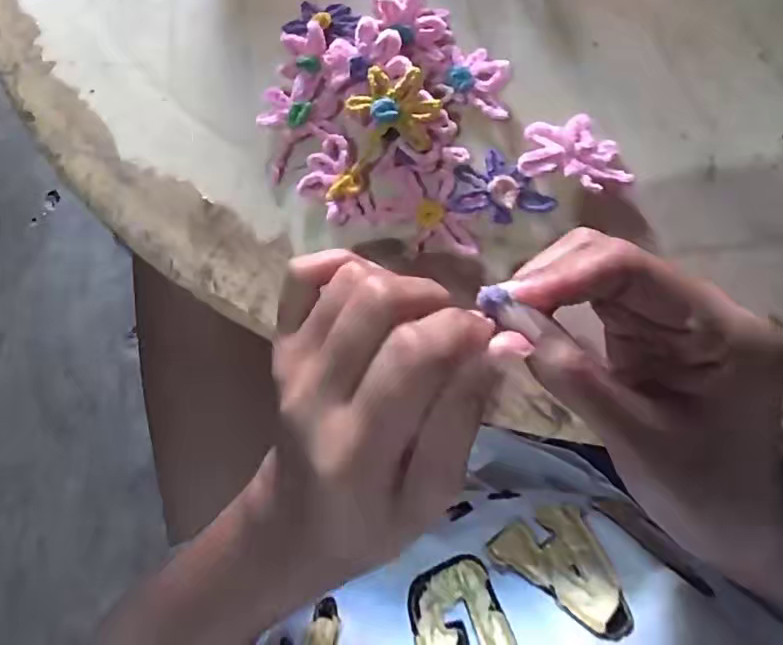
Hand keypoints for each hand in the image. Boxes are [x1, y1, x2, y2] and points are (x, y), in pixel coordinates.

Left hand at [241, 250, 499, 595]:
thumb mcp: (433, 495)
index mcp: (355, 446)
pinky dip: (340, 262)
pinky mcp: (279, 339)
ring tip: (417, 310)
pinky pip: (300, 273)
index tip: (484, 332)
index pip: (409, 354)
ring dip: (395, 279)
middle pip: (375, 300)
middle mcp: (314, 392)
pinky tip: (372, 283)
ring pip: (346, 279)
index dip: (458, 327)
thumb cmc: (374, 519)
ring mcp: (290, 359)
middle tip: (451, 320)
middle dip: (430, 295)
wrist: (296, 519)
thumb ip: (464, 416)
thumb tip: (503, 344)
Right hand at [498, 228, 782, 584]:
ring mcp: (674, 310)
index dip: (564, 274)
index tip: (509, 299)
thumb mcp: (634, 439)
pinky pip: (594, 293)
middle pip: (612, 257)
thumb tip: (506, 322)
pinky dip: (556, 299)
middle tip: (499, 307)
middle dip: (550, 274)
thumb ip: (571, 374)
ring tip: (507, 311)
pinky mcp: (650, 322)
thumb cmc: (702, 495)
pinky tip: (529, 314)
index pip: (632, 270)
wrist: (739, 530)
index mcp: (723, 329)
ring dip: (547, 283)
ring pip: (597, 267)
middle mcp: (700, 304)